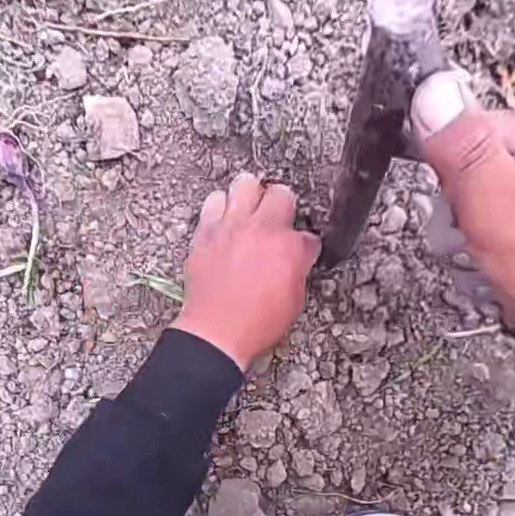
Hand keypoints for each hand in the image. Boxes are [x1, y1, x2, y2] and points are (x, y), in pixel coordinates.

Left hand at [170, 173, 320, 368]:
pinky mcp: (206, 232)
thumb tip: (299, 257)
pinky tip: (225, 221)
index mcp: (289, 248)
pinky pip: (214, 201)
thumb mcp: (293, 302)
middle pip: (279, 193)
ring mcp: (231, 227)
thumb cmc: (255, 323)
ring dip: (250, 195)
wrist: (216, 331)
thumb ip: (298, 270)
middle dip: (282, 203)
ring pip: (244, 183)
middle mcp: (262, 230)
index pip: (307, 233)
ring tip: (248, 210)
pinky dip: (221, 207)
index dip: (305, 242)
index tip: (299, 249)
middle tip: (276, 217)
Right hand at [410, 70, 514, 328]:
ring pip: (466, 202)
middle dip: (454, 208)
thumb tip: (429, 90)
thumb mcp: (497, 198)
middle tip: (474, 232)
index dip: (447, 170)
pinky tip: (489, 264)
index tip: (457, 200)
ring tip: (483, 254)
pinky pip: (481, 226)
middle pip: (462, 168)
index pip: (463, 128)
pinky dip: (476, 248)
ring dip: (461, 234)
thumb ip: (462, 146)